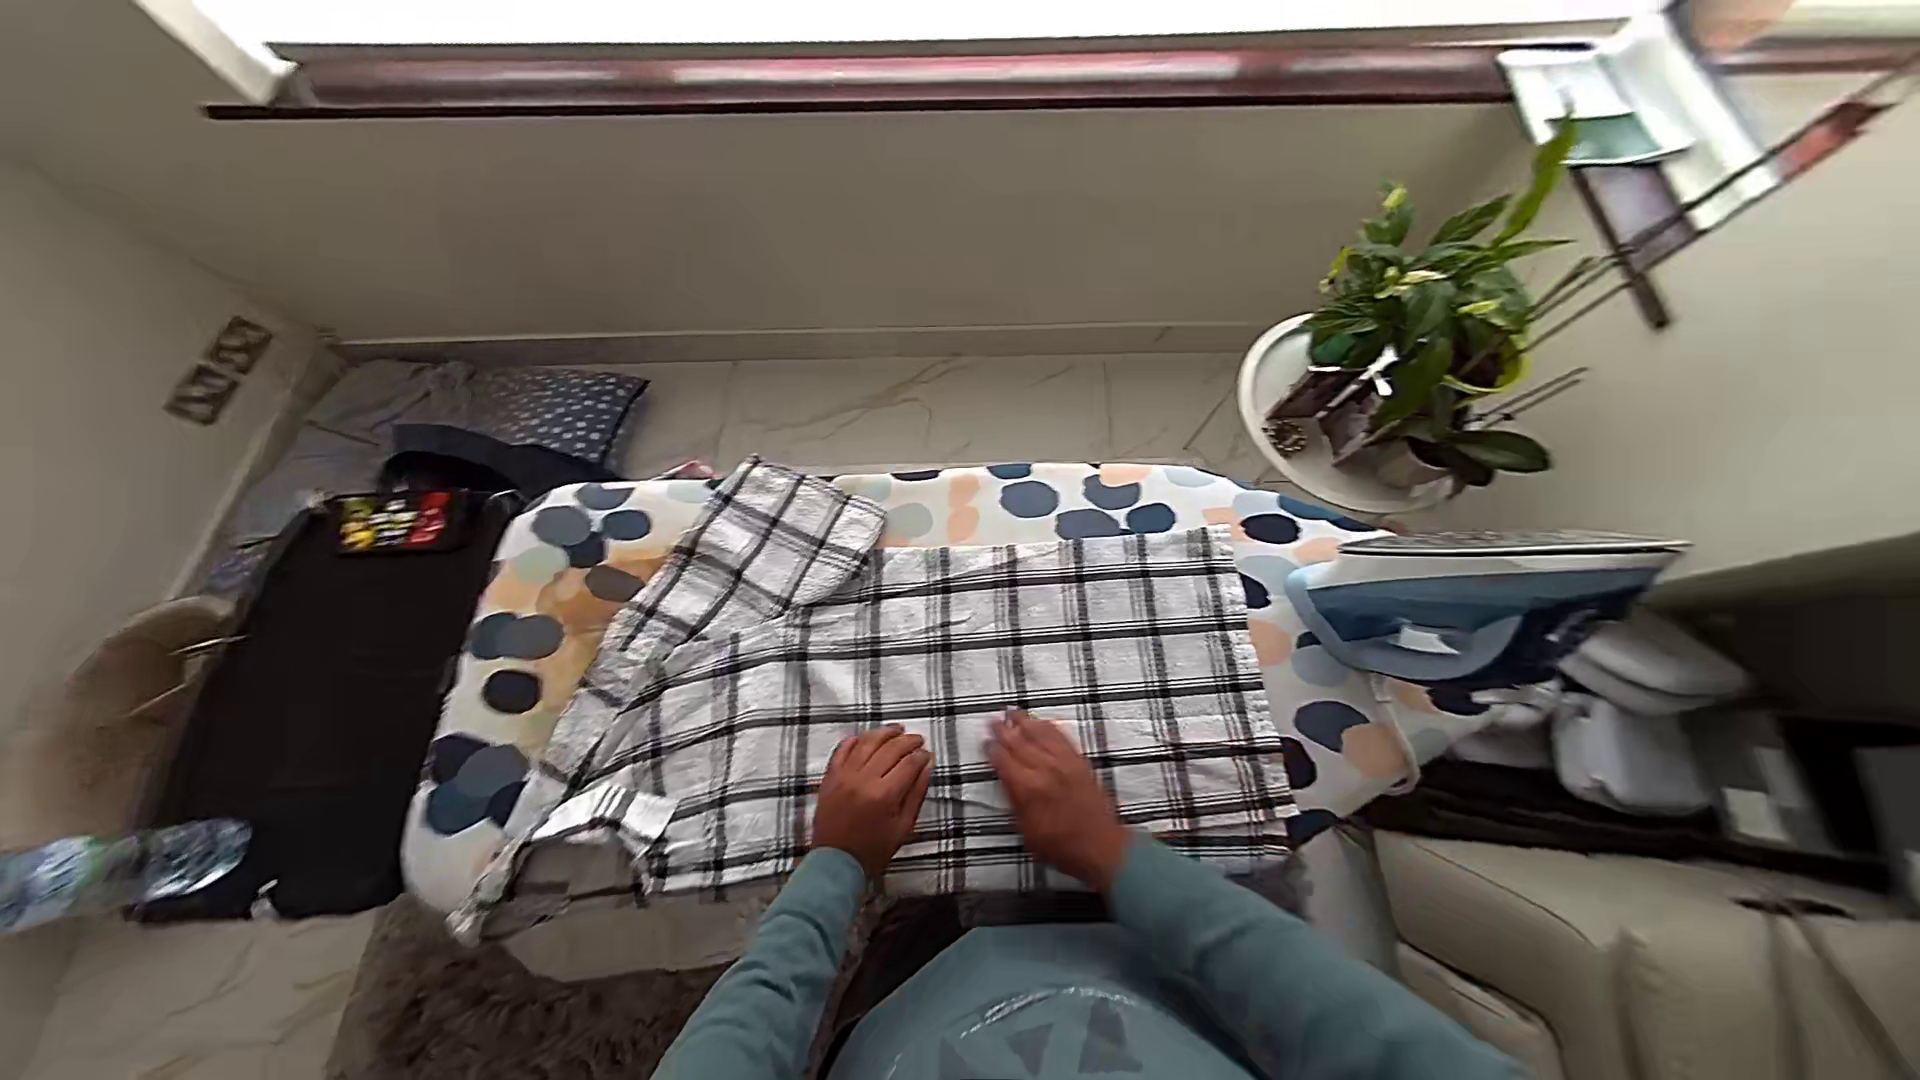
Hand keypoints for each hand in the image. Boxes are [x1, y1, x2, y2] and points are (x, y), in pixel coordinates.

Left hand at [812, 724, 932, 879]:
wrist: (835, 863)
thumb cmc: (873, 850)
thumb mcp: (903, 827)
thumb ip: (917, 793)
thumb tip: (927, 765)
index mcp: (884, 795)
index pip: (909, 763)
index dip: (922, 755)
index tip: (927, 754)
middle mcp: (863, 780)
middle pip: (890, 748)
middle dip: (908, 740)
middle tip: (918, 739)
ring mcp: (844, 776)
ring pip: (867, 742)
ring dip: (885, 732)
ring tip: (897, 730)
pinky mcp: (830, 777)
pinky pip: (842, 749)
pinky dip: (856, 740)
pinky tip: (867, 738)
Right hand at [986, 709, 1132, 890]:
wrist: (1100, 846)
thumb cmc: (1060, 846)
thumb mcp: (1026, 831)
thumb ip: (1014, 802)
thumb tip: (1006, 780)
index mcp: (1027, 788)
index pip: (1003, 761)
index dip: (992, 749)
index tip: (985, 741)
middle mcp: (1044, 769)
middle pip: (1018, 742)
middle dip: (1003, 729)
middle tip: (993, 719)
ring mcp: (1063, 762)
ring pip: (1039, 734)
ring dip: (1024, 721)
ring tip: (1012, 712)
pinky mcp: (1079, 761)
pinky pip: (1061, 736)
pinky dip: (1048, 727)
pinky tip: (1041, 722)